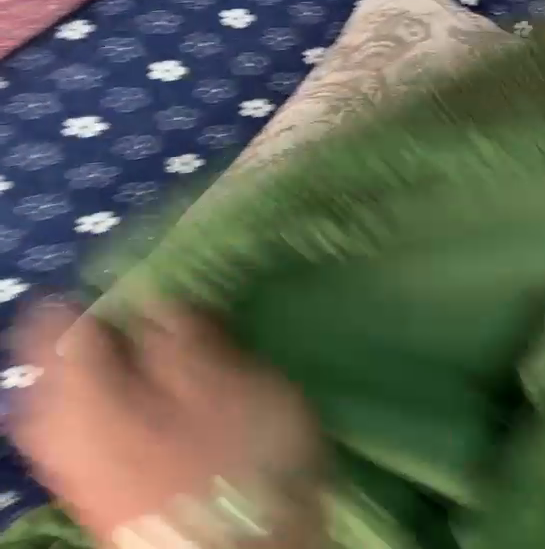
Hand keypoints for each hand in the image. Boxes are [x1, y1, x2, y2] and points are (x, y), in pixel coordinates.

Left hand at [11, 302, 322, 545]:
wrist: (236, 539)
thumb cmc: (237, 452)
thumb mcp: (227, 383)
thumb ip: (184, 341)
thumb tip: (156, 300)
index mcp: (92, 397)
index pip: (75, 331)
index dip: (103, 297)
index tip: (136, 269)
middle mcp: (67, 428)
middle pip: (58, 369)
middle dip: (85, 335)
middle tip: (122, 304)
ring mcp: (79, 462)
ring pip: (67, 399)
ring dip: (91, 368)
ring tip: (126, 345)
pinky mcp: (102, 481)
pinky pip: (84, 424)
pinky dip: (102, 397)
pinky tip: (131, 394)